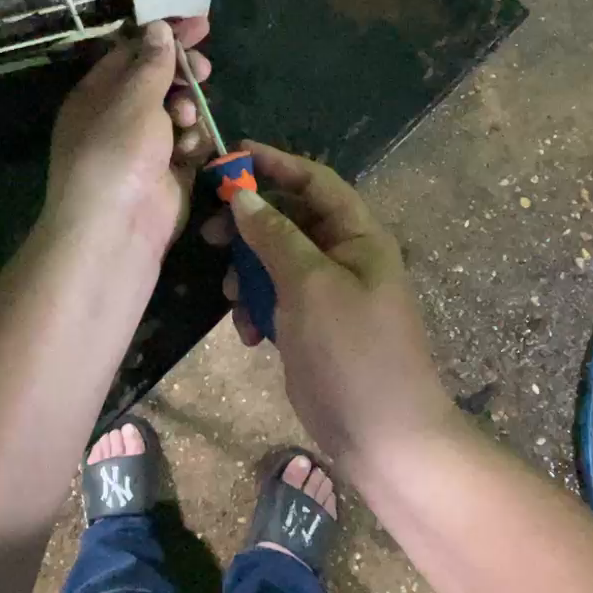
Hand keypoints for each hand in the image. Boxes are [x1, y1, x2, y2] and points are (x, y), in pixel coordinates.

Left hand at [42, 17, 212, 252]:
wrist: (114, 233)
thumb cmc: (116, 155)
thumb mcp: (133, 99)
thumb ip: (151, 64)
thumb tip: (157, 29)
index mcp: (96, 94)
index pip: (131, 52)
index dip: (165, 35)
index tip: (202, 24)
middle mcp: (118, 117)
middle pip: (159, 81)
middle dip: (183, 74)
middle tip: (203, 70)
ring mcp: (144, 148)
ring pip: (179, 112)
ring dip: (188, 111)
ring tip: (184, 123)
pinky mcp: (168, 175)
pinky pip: (189, 145)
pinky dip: (192, 144)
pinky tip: (190, 154)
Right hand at [202, 141, 454, 464]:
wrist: (382, 438)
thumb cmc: (353, 351)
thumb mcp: (310, 285)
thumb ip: (273, 234)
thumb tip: (240, 195)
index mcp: (358, 235)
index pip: (314, 181)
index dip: (274, 163)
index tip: (230, 155)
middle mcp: (342, 255)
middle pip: (286, 218)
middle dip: (247, 224)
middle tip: (209, 231)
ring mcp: (323, 291)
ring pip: (271, 258)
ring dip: (245, 272)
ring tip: (230, 294)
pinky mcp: (307, 323)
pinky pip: (271, 296)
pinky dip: (254, 307)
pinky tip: (247, 332)